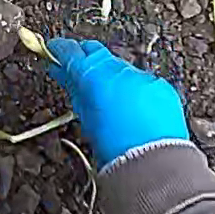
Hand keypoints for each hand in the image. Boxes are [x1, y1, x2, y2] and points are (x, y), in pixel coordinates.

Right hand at [45, 38, 189, 169]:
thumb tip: (65, 75)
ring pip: (121, 68)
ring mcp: (142, 75)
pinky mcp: (160, 85)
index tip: (54, 48)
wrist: (154, 165)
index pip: (72, 53)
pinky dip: (134, 90)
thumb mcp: (86, 120)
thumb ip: (77, 93)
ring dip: (112, 77)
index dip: (61, 49)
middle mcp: (119, 69)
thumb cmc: (115, 150)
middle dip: (87, 57)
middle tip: (78, 70)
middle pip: (98, 53)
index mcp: (95, 76)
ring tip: (108, 98)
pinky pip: (142, 81)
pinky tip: (132, 108)